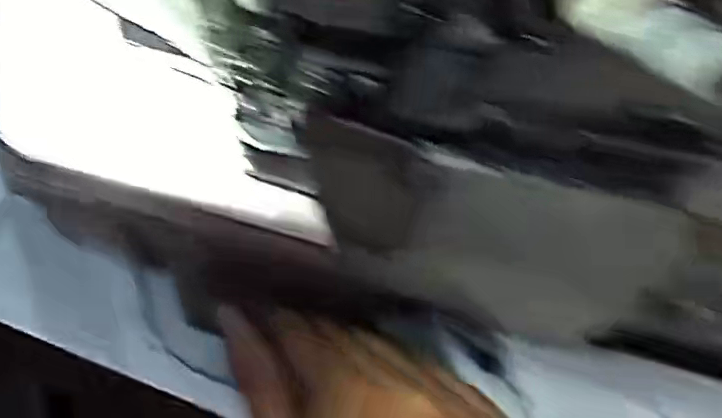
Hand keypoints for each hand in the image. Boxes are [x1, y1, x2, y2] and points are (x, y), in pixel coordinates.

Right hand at [218, 307, 502, 417]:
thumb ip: (261, 385)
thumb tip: (232, 315)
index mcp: (348, 385)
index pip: (292, 324)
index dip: (264, 315)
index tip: (244, 313)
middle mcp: (403, 377)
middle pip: (339, 330)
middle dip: (308, 330)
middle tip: (281, 338)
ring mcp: (455, 398)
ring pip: (388, 345)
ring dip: (354, 345)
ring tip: (332, 360)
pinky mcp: (489, 417)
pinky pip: (439, 371)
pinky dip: (405, 366)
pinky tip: (393, 381)